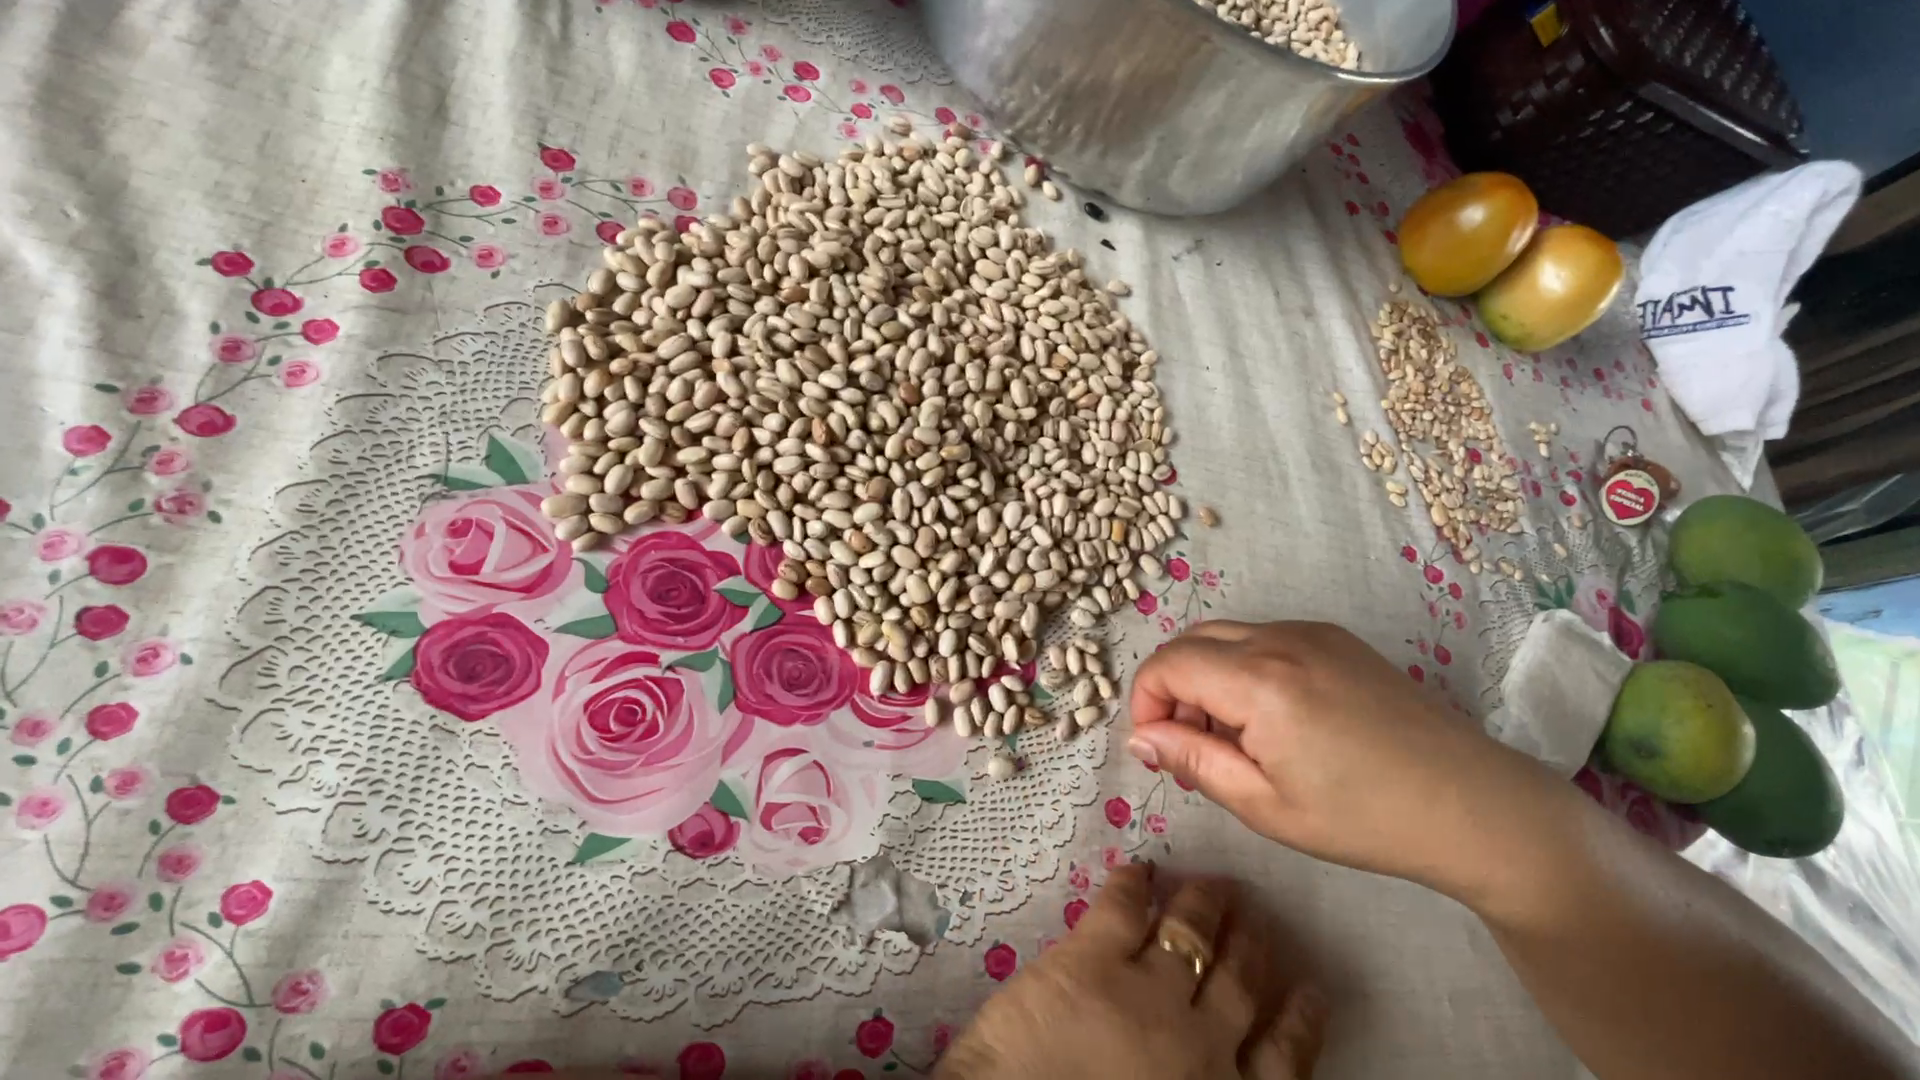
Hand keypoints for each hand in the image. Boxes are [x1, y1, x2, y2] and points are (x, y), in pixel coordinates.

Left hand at [935, 864, 1325, 1079]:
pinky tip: (1140, 868)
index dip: (1299, 1022)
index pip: (1282, 1062)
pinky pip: (1124, 907)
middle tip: (1259, 917)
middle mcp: (1200, 1045)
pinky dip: (1134, 882)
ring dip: (1204, 906)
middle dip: (1252, 947)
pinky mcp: (1094, 959)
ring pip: (1189, 934)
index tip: (1311, 989)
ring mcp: (1148, 994)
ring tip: (1217, 885)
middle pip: (1238, 984)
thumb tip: (1208, 1067)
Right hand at [1125, 620, 1549, 897]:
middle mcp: (1282, 639)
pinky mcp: (1336, 639)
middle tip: (1190, 749)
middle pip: (1190, 641)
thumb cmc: (1365, 819)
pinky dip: (1241, 670)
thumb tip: (1140, 738)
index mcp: (1260, 681)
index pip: (1166, 664)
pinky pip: (1262, 640)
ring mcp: (1312, 632)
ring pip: (1224, 637)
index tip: (1159, 751)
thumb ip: (1192, 761)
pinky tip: (1269, 722)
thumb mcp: (1264, 805)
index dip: (1144, 704)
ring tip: (1232, 741)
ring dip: (1205, 679)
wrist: (1474, 806)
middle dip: (1171, 689)